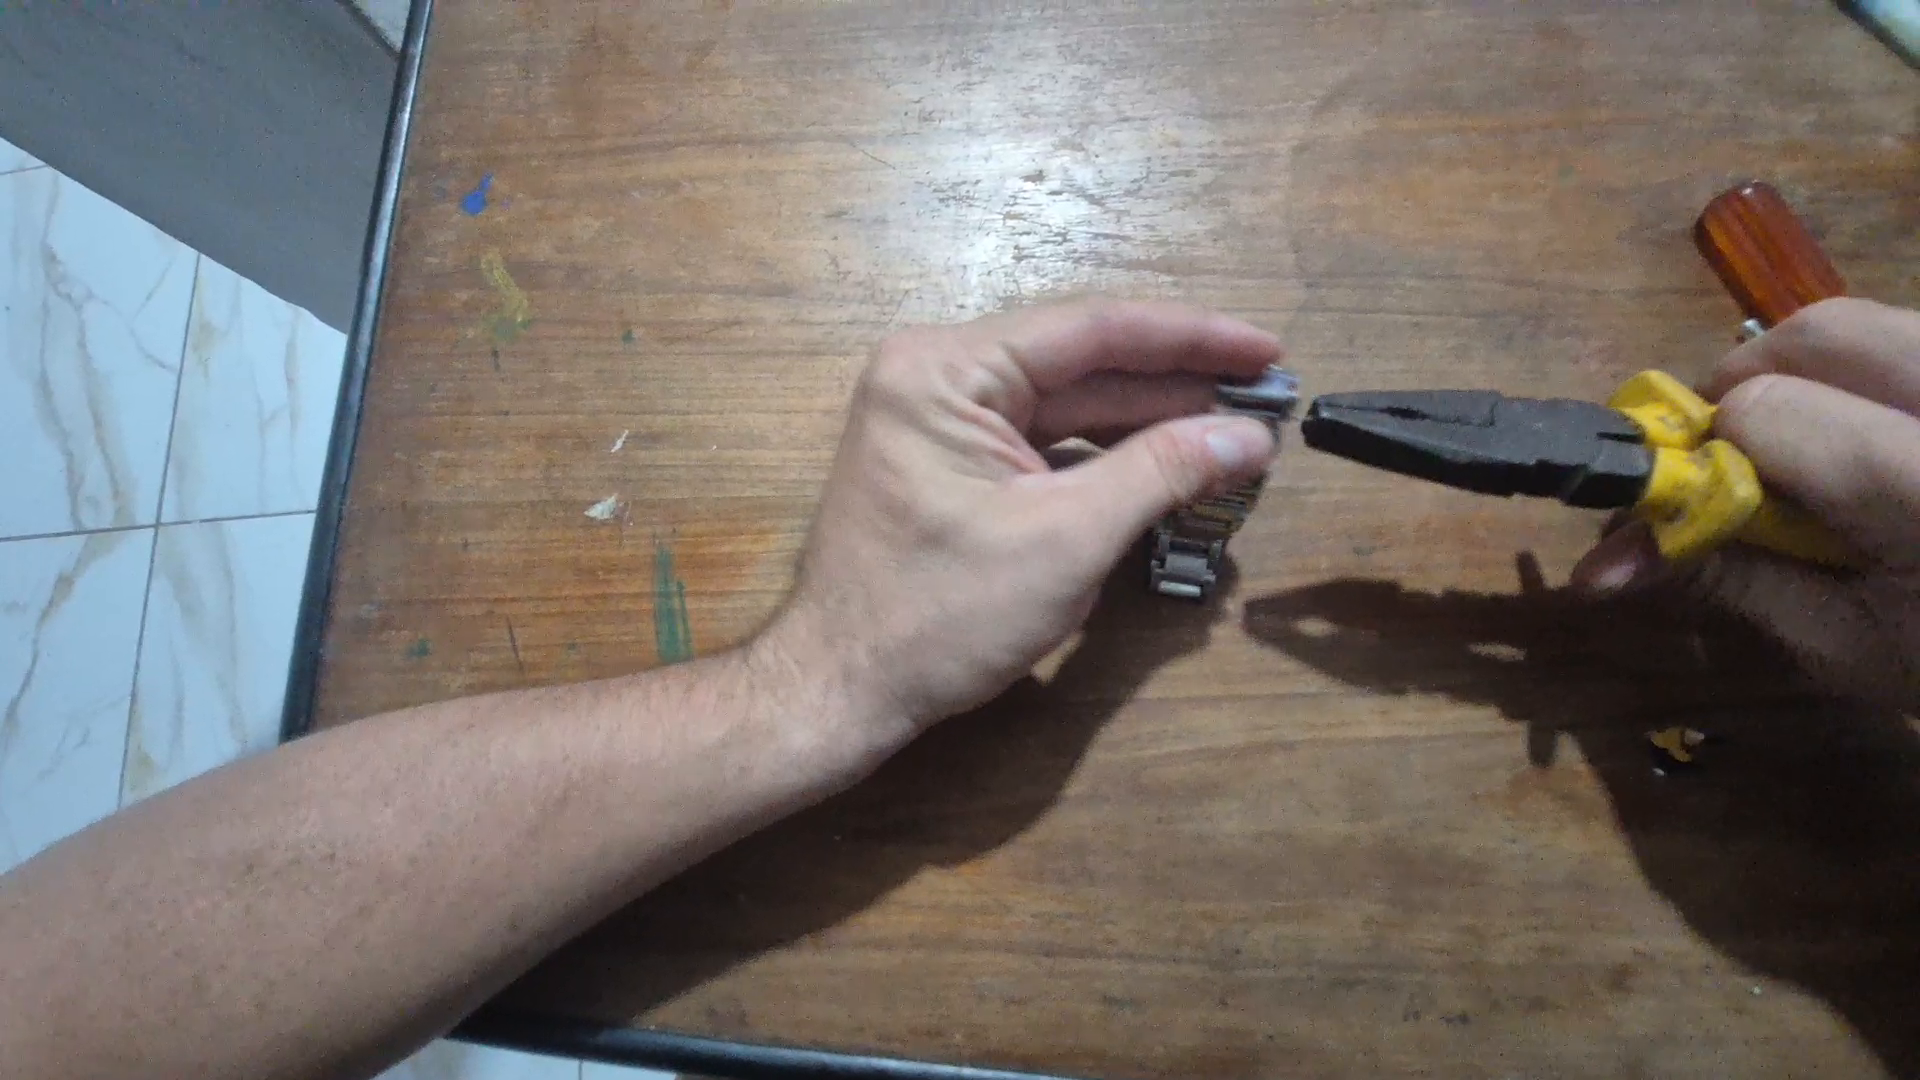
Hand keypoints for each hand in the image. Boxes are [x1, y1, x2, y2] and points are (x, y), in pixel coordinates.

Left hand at [763, 300, 1281, 753]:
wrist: (843, 687)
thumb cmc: (941, 616)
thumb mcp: (1064, 540)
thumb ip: (1161, 473)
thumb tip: (1250, 436)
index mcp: (944, 368)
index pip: (1090, 330)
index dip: (1190, 339)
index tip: (1266, 349)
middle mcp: (936, 375)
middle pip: (1078, 365)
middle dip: (1171, 386)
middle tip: (1261, 399)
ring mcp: (938, 420)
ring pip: (1062, 408)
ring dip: (1142, 425)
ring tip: (1228, 435)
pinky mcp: (948, 463)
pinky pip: (1037, 445)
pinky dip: (1099, 460)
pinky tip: (1161, 467)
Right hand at [1572, 298, 1919, 709]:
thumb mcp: (1848, 644)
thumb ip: (1727, 577)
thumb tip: (1600, 566)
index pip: (1764, 409)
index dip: (1702, 455)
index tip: (1679, 505)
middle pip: (1817, 333)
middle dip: (1744, 387)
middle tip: (1736, 456)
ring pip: (1878, 325)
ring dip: (1812, 382)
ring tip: (1817, 455)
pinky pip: (1916, 355)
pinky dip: (1874, 389)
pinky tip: (1883, 451)